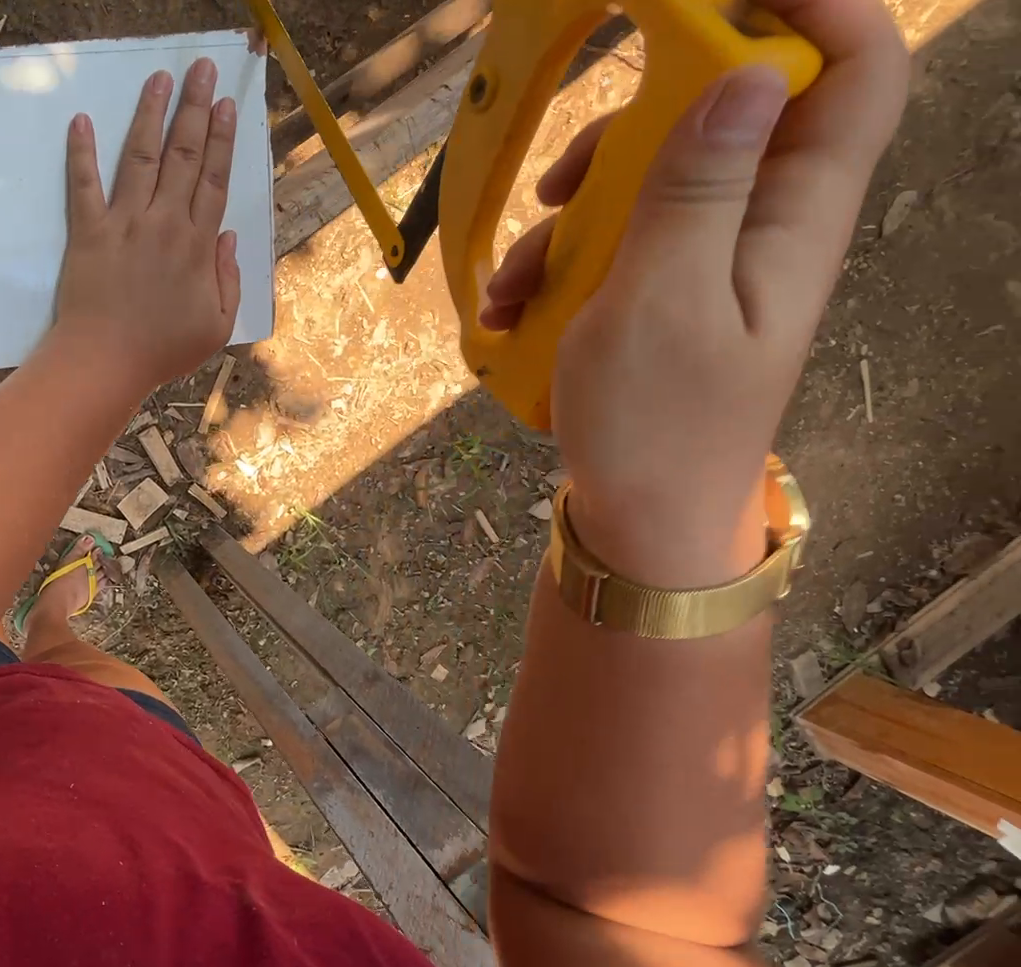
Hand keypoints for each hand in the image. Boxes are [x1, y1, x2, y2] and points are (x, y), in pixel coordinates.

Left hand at [51, 58, 240, 391]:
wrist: (105, 364)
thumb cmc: (161, 351)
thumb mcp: (217, 327)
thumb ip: (228, 280)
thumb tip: (228, 238)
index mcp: (197, 245)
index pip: (214, 180)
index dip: (221, 139)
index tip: (224, 104)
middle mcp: (164, 223)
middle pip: (183, 156)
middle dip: (194, 108)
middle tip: (200, 69)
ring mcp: (124, 224)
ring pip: (140, 158)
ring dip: (150, 115)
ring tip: (158, 79)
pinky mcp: (88, 233)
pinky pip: (84, 186)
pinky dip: (81, 152)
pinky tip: (81, 121)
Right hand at [484, 0, 906, 585]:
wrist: (639, 518)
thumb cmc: (655, 421)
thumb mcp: (660, 302)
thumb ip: (695, 189)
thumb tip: (747, 72)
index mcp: (791, 221)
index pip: (855, 73)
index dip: (808, 12)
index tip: (708, 7)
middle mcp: (759, 230)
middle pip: (725, 124)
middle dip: (631, 136)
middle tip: (560, 182)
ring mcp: (704, 268)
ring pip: (651, 190)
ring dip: (570, 219)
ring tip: (511, 281)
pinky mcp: (657, 301)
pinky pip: (614, 250)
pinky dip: (556, 267)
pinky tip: (508, 309)